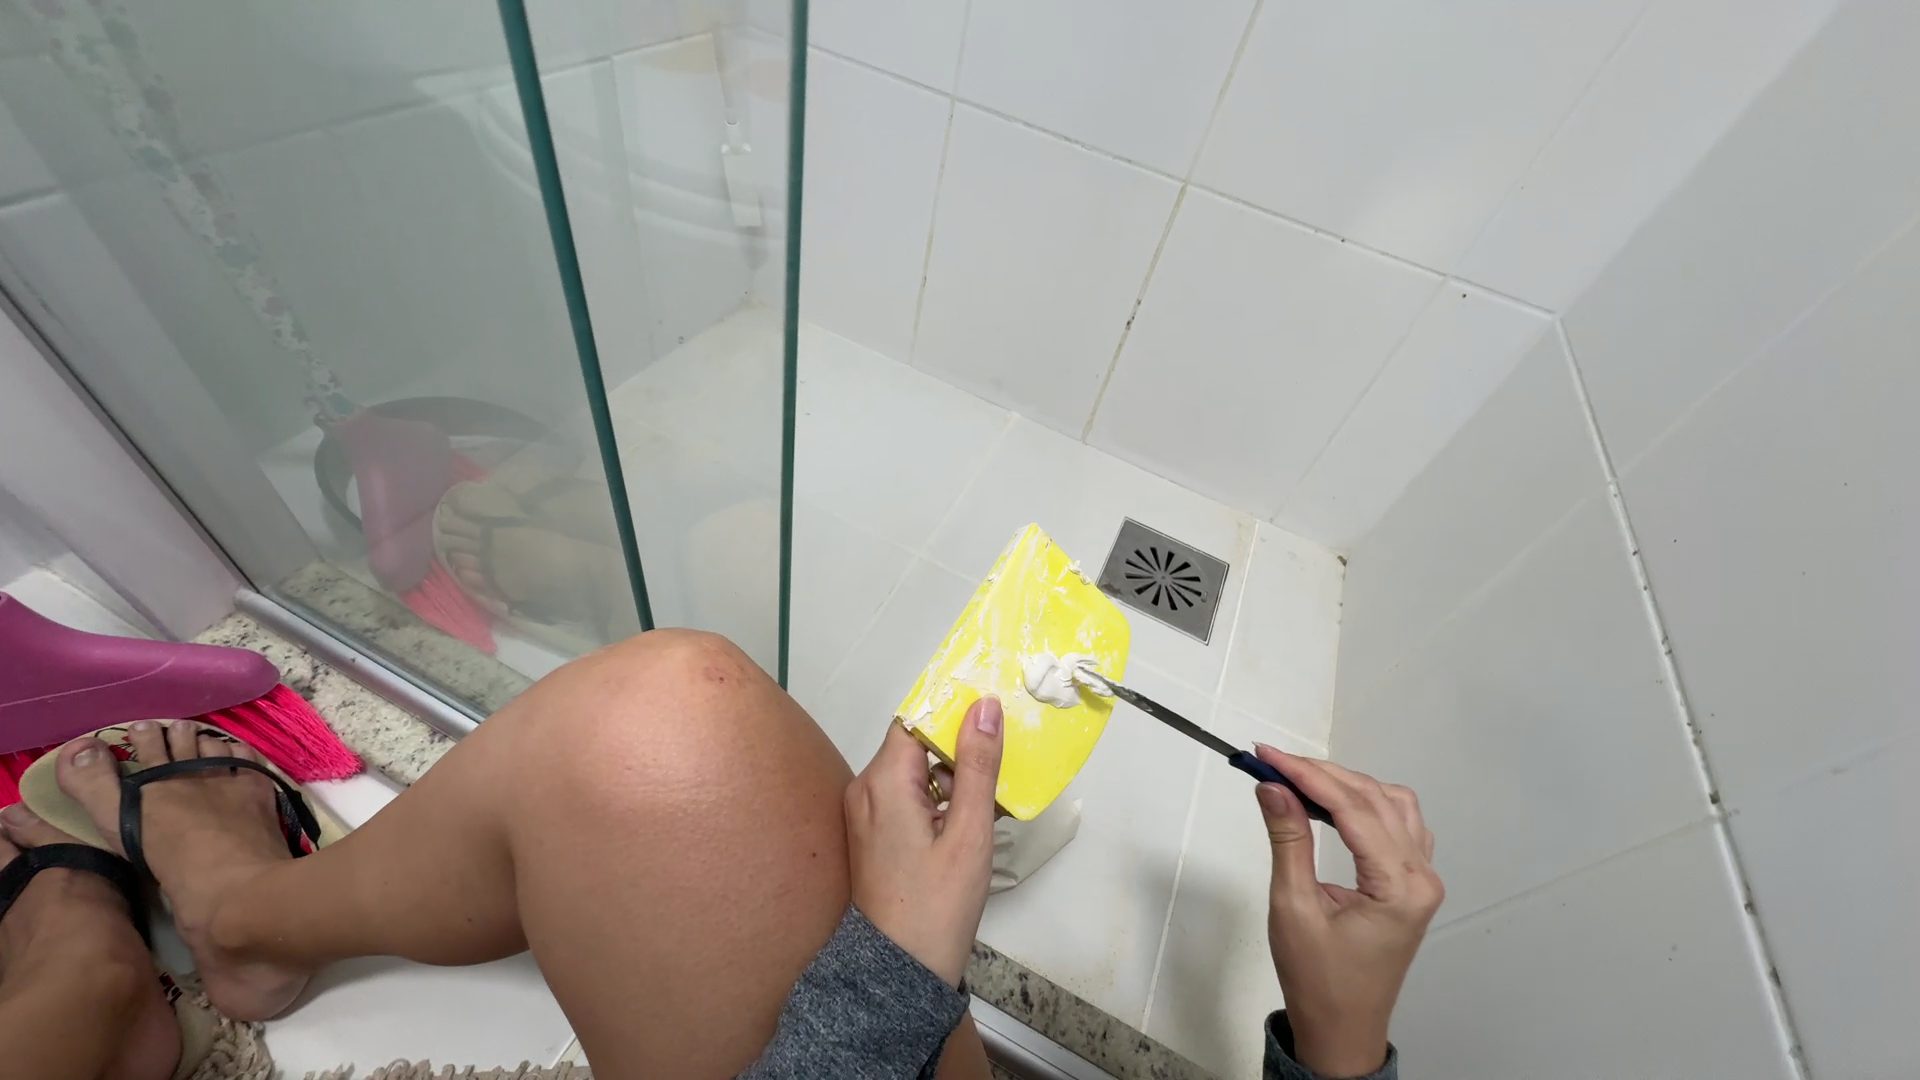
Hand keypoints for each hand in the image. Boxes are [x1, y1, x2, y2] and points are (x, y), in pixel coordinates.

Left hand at [845, 697, 1004, 986]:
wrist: (899, 976)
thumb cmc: (936, 905)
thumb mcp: (969, 832)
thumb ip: (978, 764)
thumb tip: (984, 705)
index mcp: (883, 781)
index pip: (916, 719)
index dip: (952, 712)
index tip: (989, 715)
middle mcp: (864, 789)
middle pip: (915, 743)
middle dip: (957, 750)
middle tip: (997, 766)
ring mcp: (863, 812)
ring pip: (913, 771)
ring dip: (949, 777)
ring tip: (984, 803)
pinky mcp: (870, 833)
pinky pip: (905, 796)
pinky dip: (935, 799)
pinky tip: (963, 823)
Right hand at [1254, 744, 1441, 1077]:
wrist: (1343, 1028)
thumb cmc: (1317, 977)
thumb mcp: (1293, 905)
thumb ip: (1287, 839)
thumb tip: (1272, 787)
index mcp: (1398, 887)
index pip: (1352, 808)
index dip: (1306, 774)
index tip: (1266, 755)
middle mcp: (1421, 876)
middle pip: (1373, 798)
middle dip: (1320, 773)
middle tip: (1271, 763)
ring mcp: (1421, 878)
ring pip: (1389, 803)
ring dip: (1343, 783)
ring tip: (1296, 779)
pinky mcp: (1410, 881)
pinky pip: (1395, 821)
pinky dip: (1361, 801)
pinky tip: (1329, 802)